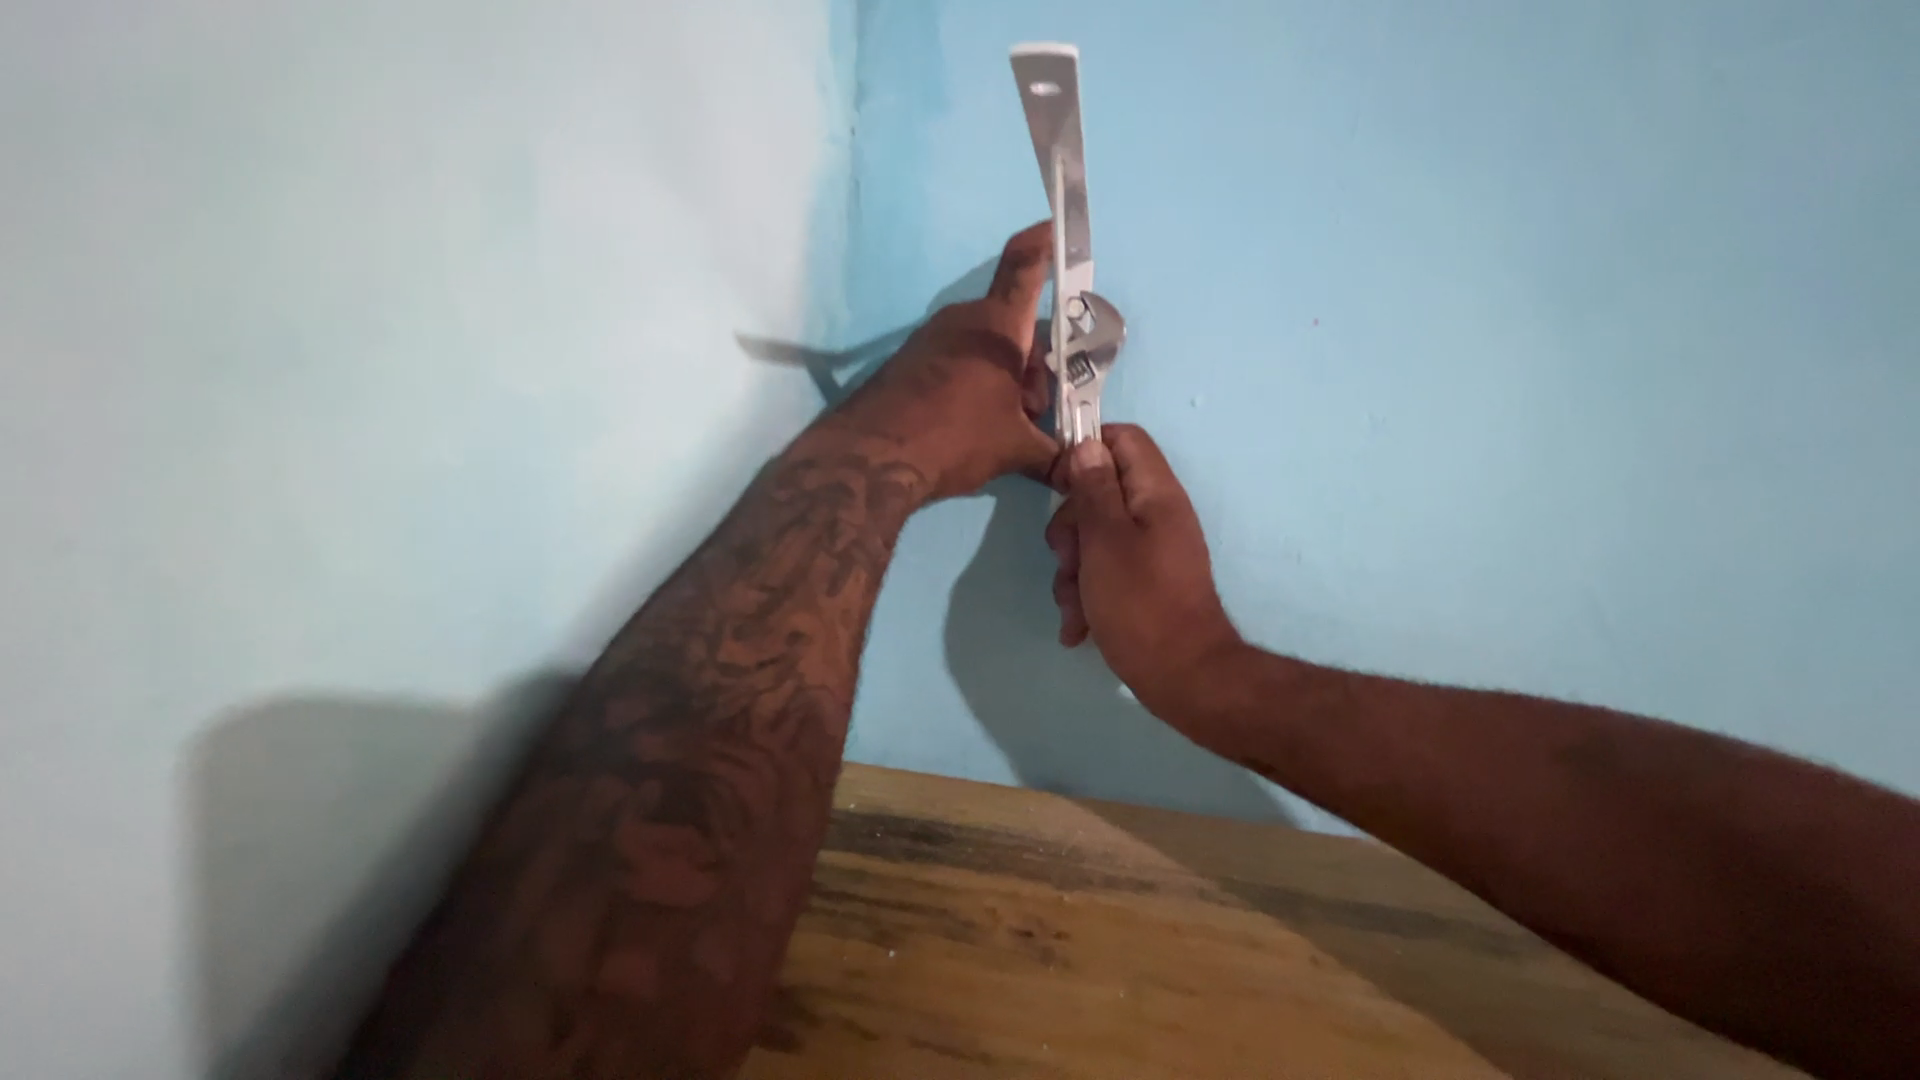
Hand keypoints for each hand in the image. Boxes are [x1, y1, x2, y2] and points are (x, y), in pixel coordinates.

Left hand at [823, 223, 1058, 499]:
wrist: (872, 457)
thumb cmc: (954, 436)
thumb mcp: (1014, 449)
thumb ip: (1053, 455)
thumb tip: (1078, 468)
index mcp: (998, 326)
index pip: (1025, 265)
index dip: (1045, 242)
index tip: (1054, 227)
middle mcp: (965, 321)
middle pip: (1014, 326)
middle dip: (1036, 364)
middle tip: (1039, 409)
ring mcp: (933, 340)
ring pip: (987, 348)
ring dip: (1007, 380)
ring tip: (1009, 427)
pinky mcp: (911, 362)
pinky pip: (960, 362)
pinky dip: (977, 386)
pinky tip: (976, 427)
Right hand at [1046, 426, 1243, 717]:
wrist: (1181, 676)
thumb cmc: (1140, 603)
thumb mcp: (1105, 541)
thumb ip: (1093, 490)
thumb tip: (1087, 446)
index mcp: (1155, 493)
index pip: (1122, 438)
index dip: (1084, 452)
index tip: (1058, 487)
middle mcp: (1156, 514)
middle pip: (1098, 492)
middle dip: (1070, 527)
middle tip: (1066, 558)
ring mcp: (1150, 550)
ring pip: (1094, 537)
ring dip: (1072, 569)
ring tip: (1073, 605)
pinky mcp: (1143, 582)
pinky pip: (1104, 570)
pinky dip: (1087, 593)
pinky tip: (1078, 626)